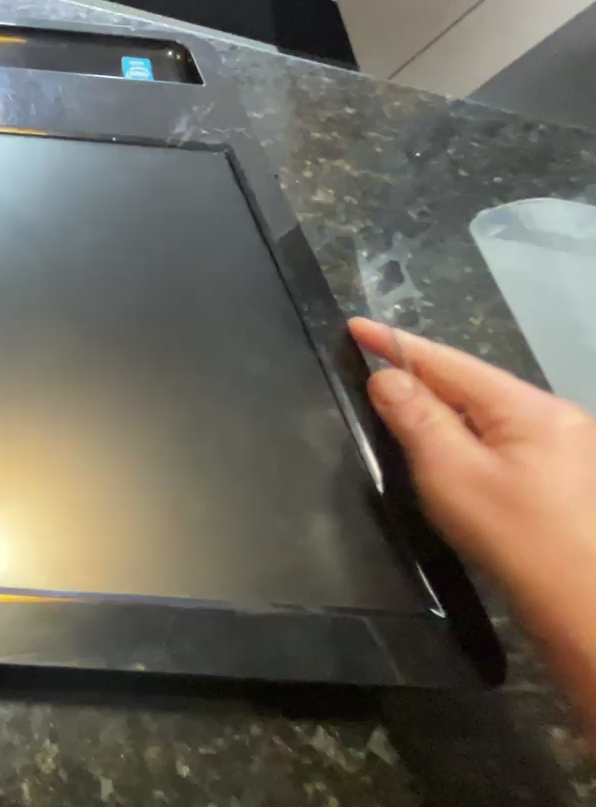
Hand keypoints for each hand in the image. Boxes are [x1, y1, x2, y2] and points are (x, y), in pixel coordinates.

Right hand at [349, 318, 595, 652]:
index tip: (355, 325)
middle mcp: (558, 420)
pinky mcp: (566, 476)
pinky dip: (461, 427)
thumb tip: (387, 377)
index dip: (398, 343)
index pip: (450, 363)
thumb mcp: (448, 470)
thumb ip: (415, 416)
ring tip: (396, 398)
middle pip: (472, 383)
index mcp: (531, 412)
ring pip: (486, 409)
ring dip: (440, 401)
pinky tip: (441, 439)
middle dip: (419, 370)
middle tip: (368, 361)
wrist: (585, 601)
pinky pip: (500, 433)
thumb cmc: (512, 531)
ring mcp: (569, 448)